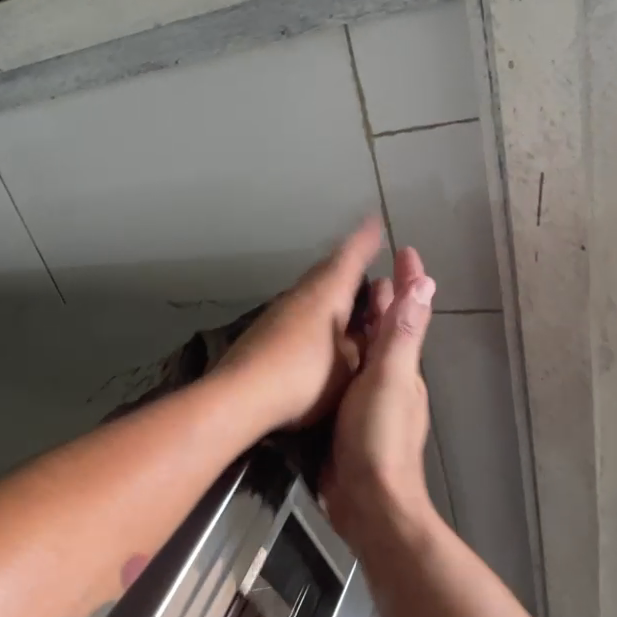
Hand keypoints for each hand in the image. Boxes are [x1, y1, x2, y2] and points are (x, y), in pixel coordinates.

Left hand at [216, 218, 386, 430]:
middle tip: (364, 269)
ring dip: (328, 292)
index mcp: (329, 293)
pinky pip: (296, 312)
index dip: (366, 240)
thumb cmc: (305, 377)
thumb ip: (360, 345)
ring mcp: (277, 310)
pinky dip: (312, 314)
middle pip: (327, 271)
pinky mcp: (262, 331)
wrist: (241, 395)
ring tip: (345, 304)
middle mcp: (302, 293)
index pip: (351, 256)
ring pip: (310, 292)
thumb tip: (363, 331)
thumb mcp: (349, 367)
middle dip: (347, 267)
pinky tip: (316, 332)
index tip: (375, 221)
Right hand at [323, 245, 438, 549]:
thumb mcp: (389, 381)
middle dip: (383, 303)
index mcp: (402, 369)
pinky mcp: (347, 425)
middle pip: (387, 333)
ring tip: (342, 308)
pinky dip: (340, 360)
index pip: (407, 315)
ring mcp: (369, 406)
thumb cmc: (378, 439)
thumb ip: (402, 335)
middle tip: (368, 274)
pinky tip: (322, 361)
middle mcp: (389, 383)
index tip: (406, 251)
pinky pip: (345, 381)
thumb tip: (425, 285)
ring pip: (365, 357)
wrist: (367, 503)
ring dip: (360, 331)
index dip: (408, 283)